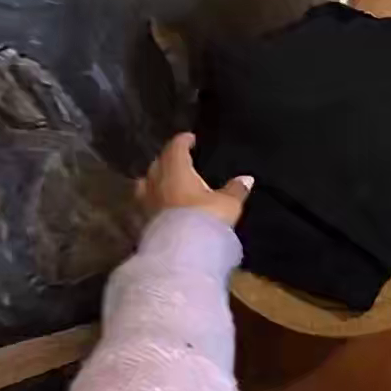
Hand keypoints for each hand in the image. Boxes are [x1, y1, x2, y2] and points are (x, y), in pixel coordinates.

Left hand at [136, 132, 253, 226]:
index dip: (183, 141)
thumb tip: (247, 178)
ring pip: (147, 183)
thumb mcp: (228, 203)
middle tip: (180, 159)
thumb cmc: (206, 218)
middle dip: (168, 159)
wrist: (182, 252)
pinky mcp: (143, 221)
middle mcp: (156, 182)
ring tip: (167, 181)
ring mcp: (146, 202)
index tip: (191, 138)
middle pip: (158, 163)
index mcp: (176, 171)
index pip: (176, 148)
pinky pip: (146, 202)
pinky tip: (163, 204)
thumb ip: (235, 189)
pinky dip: (154, 198)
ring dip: (156, 179)